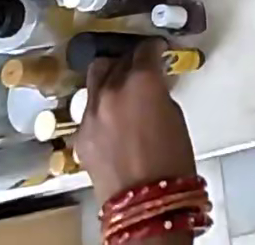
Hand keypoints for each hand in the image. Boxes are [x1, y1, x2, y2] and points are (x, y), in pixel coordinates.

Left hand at [72, 37, 197, 203]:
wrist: (146, 208)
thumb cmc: (172, 162)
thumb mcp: (174, 114)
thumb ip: (158, 91)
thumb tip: (153, 85)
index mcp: (141, 79)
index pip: (145, 48)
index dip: (154, 47)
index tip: (158, 50)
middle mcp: (112, 88)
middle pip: (118, 58)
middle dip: (131, 60)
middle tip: (142, 67)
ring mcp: (91, 111)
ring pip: (97, 76)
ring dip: (110, 76)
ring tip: (122, 86)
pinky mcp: (80, 135)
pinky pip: (89, 108)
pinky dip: (101, 106)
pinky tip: (112, 118)